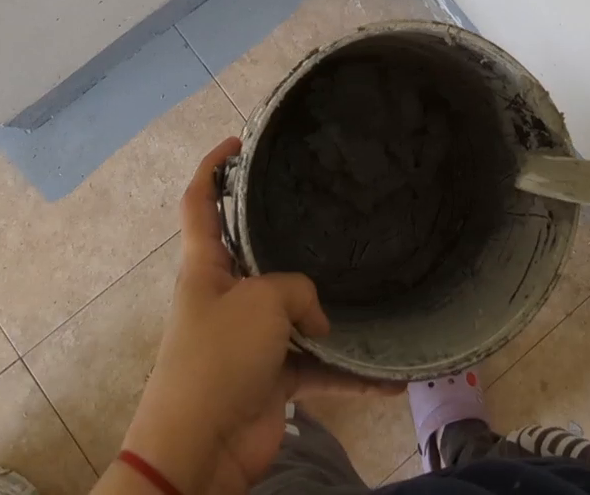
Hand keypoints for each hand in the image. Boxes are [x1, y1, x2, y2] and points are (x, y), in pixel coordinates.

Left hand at [114, 137, 397, 494]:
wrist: (200, 447)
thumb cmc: (220, 356)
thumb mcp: (262, 301)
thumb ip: (298, 290)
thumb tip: (316, 322)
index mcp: (206, 265)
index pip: (200, 201)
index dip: (213, 167)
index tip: (239, 141)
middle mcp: (226, 296)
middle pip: (257, 253)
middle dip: (287, 235)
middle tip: (329, 211)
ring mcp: (250, 339)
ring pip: (295, 313)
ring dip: (329, 315)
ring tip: (371, 292)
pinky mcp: (271, 379)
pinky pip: (318, 370)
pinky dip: (351, 375)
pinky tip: (390, 378)